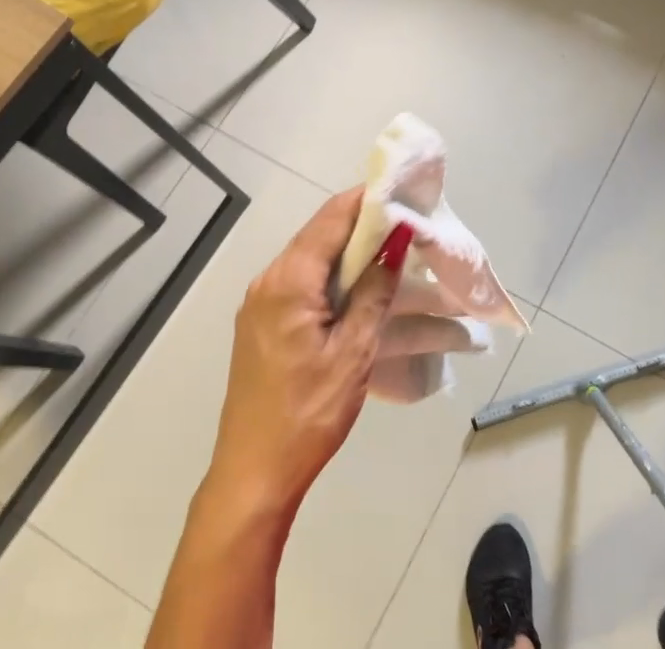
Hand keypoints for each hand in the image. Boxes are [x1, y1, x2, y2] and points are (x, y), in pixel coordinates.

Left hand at [205, 187, 412, 508]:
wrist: (254, 472)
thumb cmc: (308, 412)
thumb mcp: (353, 351)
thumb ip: (374, 291)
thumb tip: (397, 240)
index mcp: (287, 281)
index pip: (331, 219)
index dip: (368, 200)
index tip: (406, 192)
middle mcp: (267, 282)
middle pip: (319, 236)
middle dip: (364, 225)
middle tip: (410, 225)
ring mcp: (260, 305)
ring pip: (311, 261)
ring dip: (350, 254)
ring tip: (396, 254)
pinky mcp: (262, 326)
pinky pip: (302, 285)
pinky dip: (333, 278)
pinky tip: (362, 291)